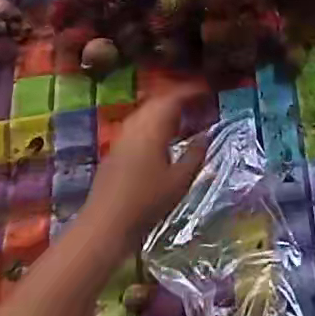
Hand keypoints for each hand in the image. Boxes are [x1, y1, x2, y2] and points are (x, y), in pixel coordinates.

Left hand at [88, 91, 207, 240]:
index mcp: (153, 126)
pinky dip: (155, 121)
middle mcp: (136, 124)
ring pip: (147, 111)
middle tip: (200, 102)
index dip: (193, 91)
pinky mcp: (116, 148)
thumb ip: (196, 153)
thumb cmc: (147, 202)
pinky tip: (164, 136)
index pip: (175, 97)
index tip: (209, 91)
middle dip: (180, 97)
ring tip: (186, 117)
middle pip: (159, 100)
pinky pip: (139, 123)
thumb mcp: (180, 180)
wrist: (106, 224)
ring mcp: (123, 135)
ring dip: (167, 109)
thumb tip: (206, 135)